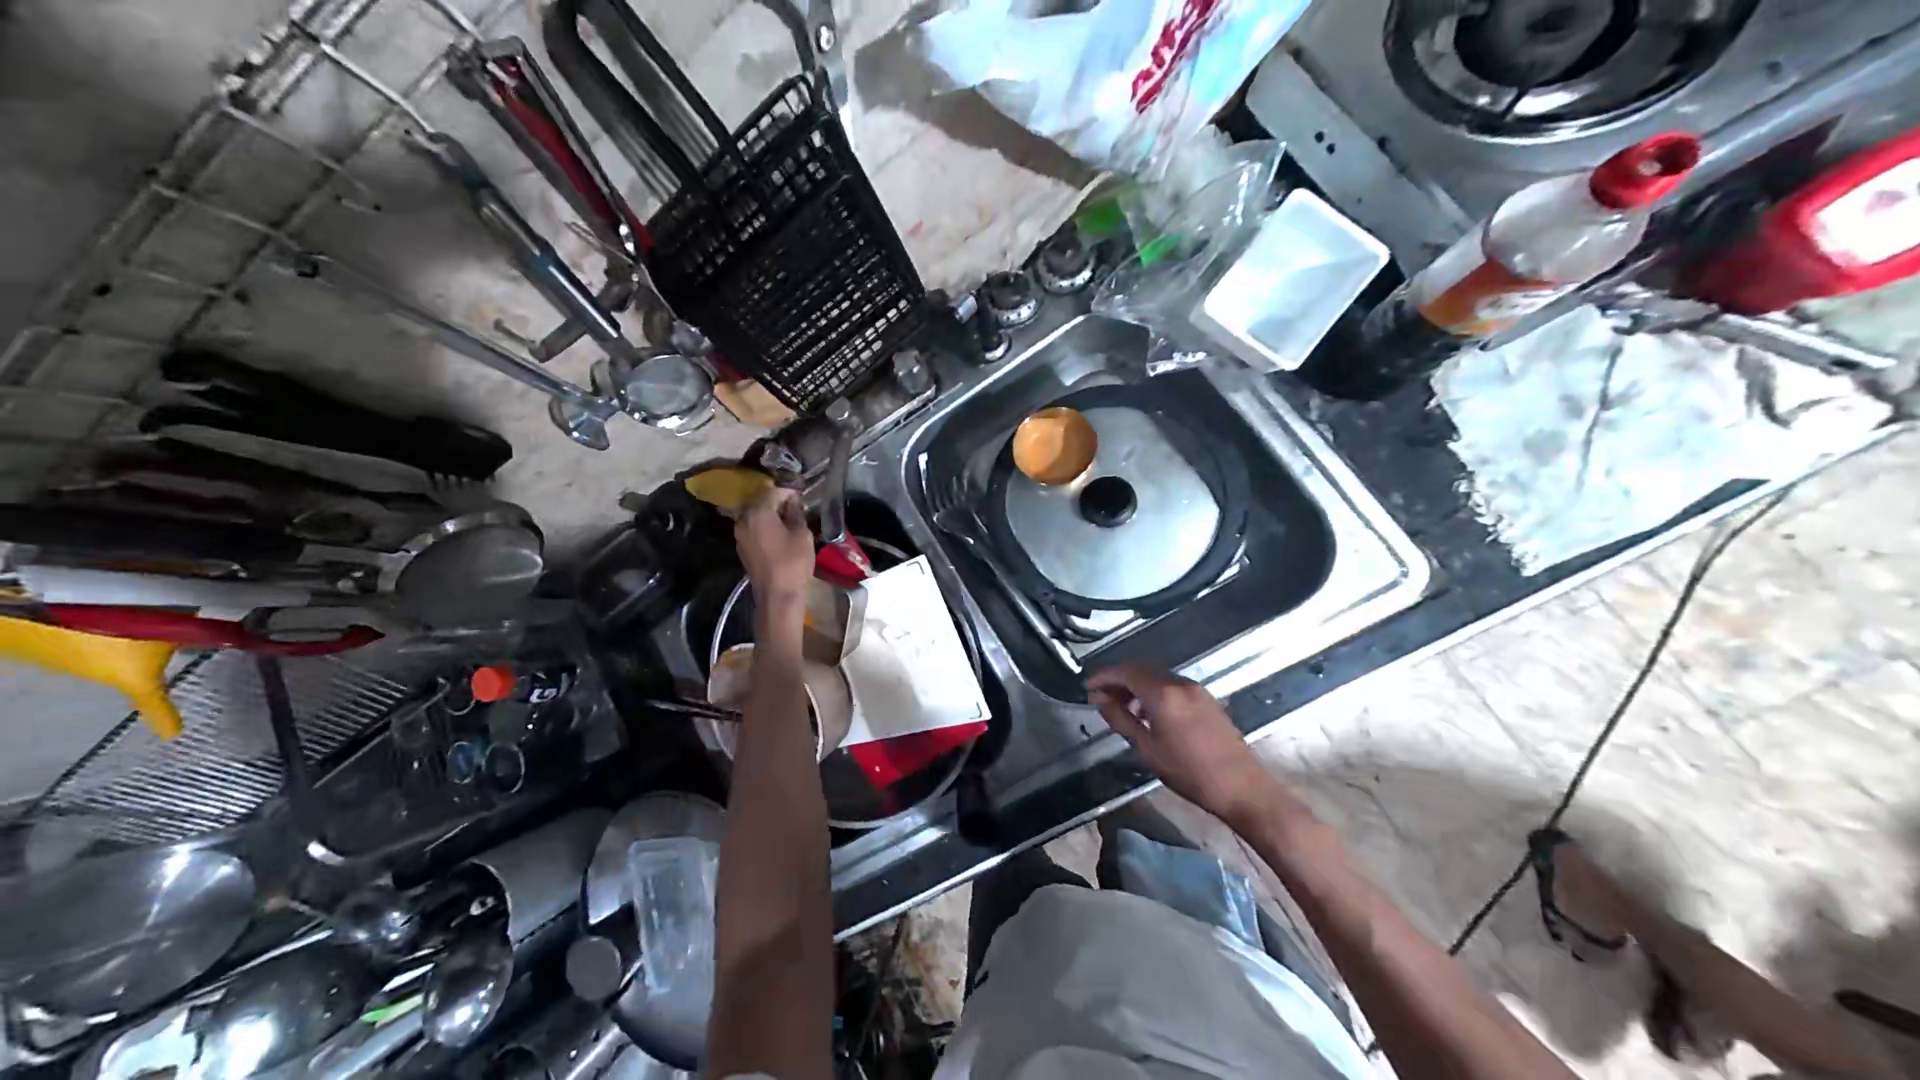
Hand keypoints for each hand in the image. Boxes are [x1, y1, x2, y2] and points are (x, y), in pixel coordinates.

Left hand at [735, 487, 814, 607]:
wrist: (777, 595)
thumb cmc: (793, 563)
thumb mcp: (802, 535)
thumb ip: (796, 514)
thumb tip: (793, 502)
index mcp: (758, 513)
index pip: (773, 492)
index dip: (788, 491)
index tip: (801, 494)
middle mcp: (743, 519)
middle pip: (759, 501)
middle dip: (776, 500)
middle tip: (794, 504)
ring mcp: (739, 534)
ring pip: (754, 514)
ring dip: (769, 512)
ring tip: (787, 517)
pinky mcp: (741, 547)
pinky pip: (752, 527)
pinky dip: (764, 525)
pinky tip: (778, 531)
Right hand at [1087, 665, 1285, 826]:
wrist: (1241, 787)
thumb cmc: (1189, 773)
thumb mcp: (1147, 749)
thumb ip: (1121, 719)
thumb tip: (1100, 700)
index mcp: (1163, 694)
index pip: (1126, 671)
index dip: (1103, 676)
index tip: (1087, 687)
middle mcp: (1180, 683)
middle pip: (1141, 670)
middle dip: (1118, 679)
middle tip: (1100, 696)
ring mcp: (1197, 690)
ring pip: (1157, 677)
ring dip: (1136, 685)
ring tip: (1121, 707)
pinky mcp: (1207, 699)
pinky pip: (1172, 686)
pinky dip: (1154, 691)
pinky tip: (1147, 712)